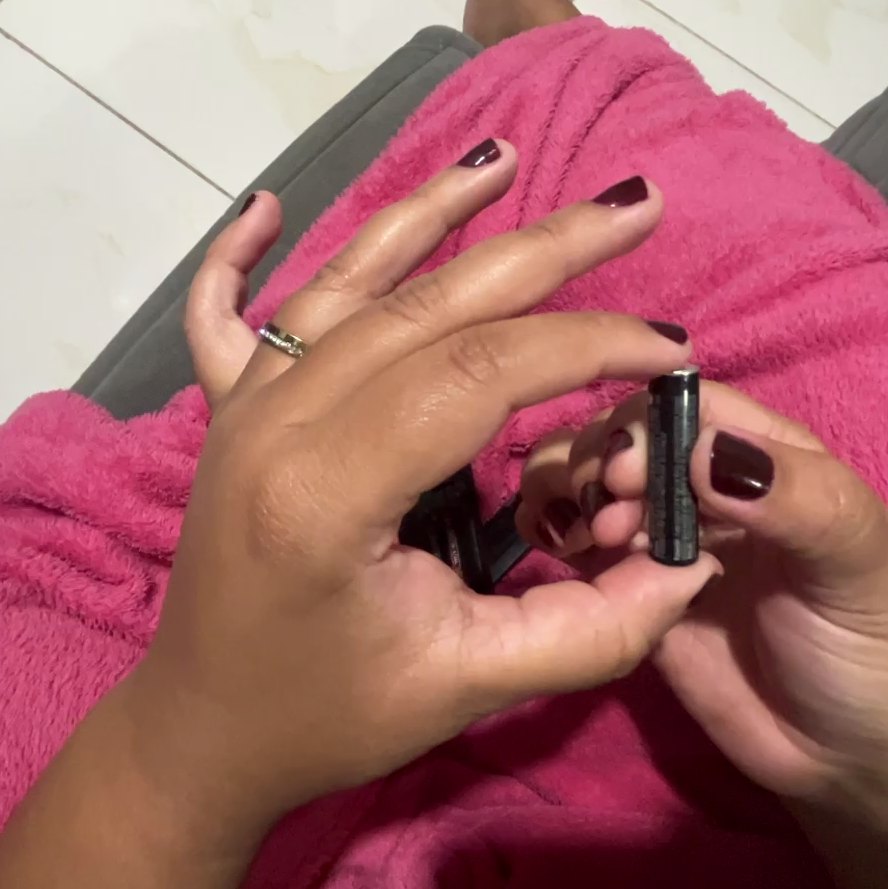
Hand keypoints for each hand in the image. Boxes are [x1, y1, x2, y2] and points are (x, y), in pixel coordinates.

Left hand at [131, 139, 716, 832]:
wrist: (202, 729)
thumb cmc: (324, 715)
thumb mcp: (466, 688)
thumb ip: (588, 629)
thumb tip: (685, 562)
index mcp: (327, 490)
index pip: (475, 374)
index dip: (584, 346)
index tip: (666, 348)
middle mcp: (275, 423)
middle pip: (425, 306)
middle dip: (542, 251)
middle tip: (632, 206)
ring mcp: (242, 408)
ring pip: (342, 282)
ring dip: (426, 214)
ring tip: (498, 158)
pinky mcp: (226, 412)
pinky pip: (223, 315)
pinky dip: (238, 255)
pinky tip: (264, 204)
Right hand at [517, 381, 887, 814]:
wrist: (846, 759)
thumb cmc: (875, 652)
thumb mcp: (862, 570)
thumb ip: (800, 501)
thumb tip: (702, 451)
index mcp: (764, 458)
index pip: (690, 407)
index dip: (648, 426)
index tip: (626, 477)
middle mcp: (700, 485)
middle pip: (623, 435)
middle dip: (598, 463)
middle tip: (607, 525)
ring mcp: (656, 533)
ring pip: (585, 473)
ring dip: (565, 488)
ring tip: (581, 541)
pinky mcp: (622, 581)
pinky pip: (570, 534)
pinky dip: (548, 526)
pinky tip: (557, 549)